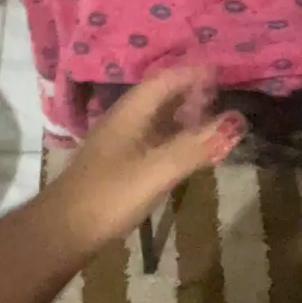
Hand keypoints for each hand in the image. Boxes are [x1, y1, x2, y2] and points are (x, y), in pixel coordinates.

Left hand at [47, 67, 244, 248]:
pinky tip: (191, 150)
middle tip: (225, 98)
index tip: (223, 71)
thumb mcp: (158, 170)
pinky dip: (177, 138)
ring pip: (159, 118)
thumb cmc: (110, 195)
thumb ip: (197, 146)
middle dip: (193, 92)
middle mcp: (126, 120)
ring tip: (215, 122)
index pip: (166, 79)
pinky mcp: (121, 164)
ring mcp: (122, 142)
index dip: (194, 73)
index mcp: (131, 112)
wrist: (64, 231)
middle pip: (162, 96)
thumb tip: (237, 119)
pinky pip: (155, 140)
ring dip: (186, 116)